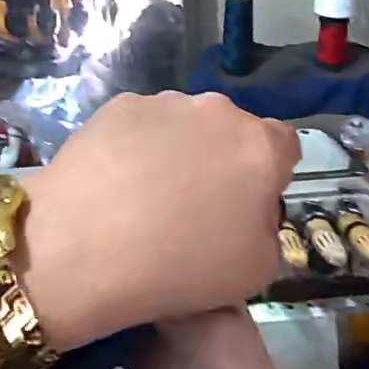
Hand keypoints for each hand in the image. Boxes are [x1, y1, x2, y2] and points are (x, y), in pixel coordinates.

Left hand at [16, 92, 297, 348]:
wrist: (85, 242)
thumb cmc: (180, 263)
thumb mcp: (257, 267)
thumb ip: (265, 222)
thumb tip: (246, 203)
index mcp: (258, 146)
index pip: (282, 144)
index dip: (268, 172)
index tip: (246, 199)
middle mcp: (212, 110)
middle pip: (227, 129)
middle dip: (219, 155)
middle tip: (192, 199)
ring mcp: (158, 102)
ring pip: (180, 122)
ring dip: (174, 146)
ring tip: (144, 190)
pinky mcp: (114, 104)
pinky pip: (138, 122)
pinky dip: (134, 141)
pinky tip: (115, 176)